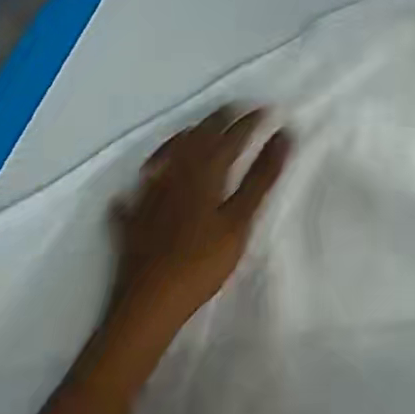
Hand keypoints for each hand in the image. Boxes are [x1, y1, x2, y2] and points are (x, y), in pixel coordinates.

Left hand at [112, 105, 290, 323]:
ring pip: (167, 155)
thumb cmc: (202, 261)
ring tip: (197, 130)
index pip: (231, 136)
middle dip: (218, 119)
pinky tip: (142, 181)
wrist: (147, 305)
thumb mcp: (241, 219)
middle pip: (197, 138)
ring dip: (185, 138)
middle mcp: (174, 174)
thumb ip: (263, 176)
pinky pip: (136, 190)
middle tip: (235, 108)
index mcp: (204, 171)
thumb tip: (284, 135)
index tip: (267, 109)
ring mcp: (148, 195)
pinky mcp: (131, 219)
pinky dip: (145, 178)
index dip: (250, 121)